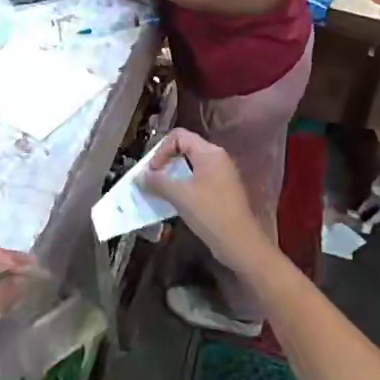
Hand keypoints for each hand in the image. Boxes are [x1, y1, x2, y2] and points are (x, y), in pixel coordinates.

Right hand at [140, 129, 275, 271]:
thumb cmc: (210, 214)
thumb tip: (140, 177)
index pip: (179, 136)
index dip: (161, 150)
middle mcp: (217, 159)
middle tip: (152, 179)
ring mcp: (221, 175)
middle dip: (165, 162)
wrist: (240, 243)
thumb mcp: (179, 196)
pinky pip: (197, 179)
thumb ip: (157, 182)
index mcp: (209, 153)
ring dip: (172, 176)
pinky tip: (175, 201)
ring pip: (190, 166)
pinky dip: (183, 186)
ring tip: (159, 191)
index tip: (152, 171)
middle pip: (184, 148)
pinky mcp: (222, 190)